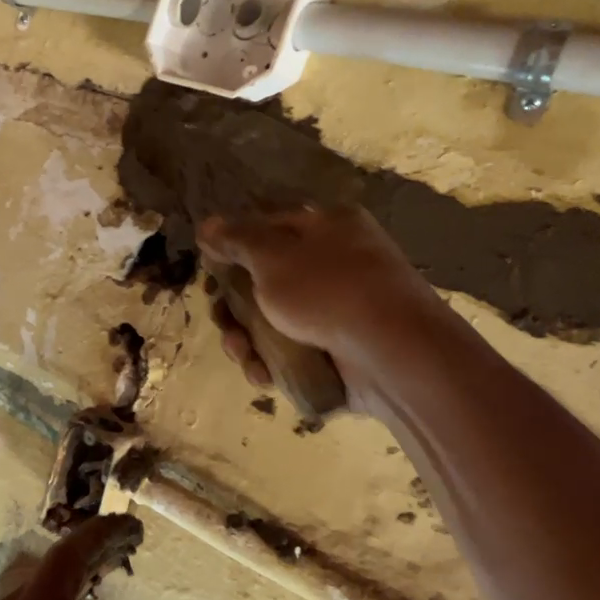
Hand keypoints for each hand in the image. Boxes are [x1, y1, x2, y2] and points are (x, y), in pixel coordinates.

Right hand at [199, 206, 455, 412]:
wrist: (392, 352)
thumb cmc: (328, 290)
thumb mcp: (272, 255)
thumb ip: (236, 239)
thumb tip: (207, 224)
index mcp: (325, 228)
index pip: (266, 228)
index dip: (232, 250)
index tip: (209, 273)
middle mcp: (333, 263)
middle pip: (264, 280)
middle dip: (235, 306)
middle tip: (224, 323)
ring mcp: (337, 309)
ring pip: (273, 320)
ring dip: (247, 339)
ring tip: (243, 355)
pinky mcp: (337, 349)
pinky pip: (292, 351)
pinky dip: (272, 363)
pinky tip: (263, 376)